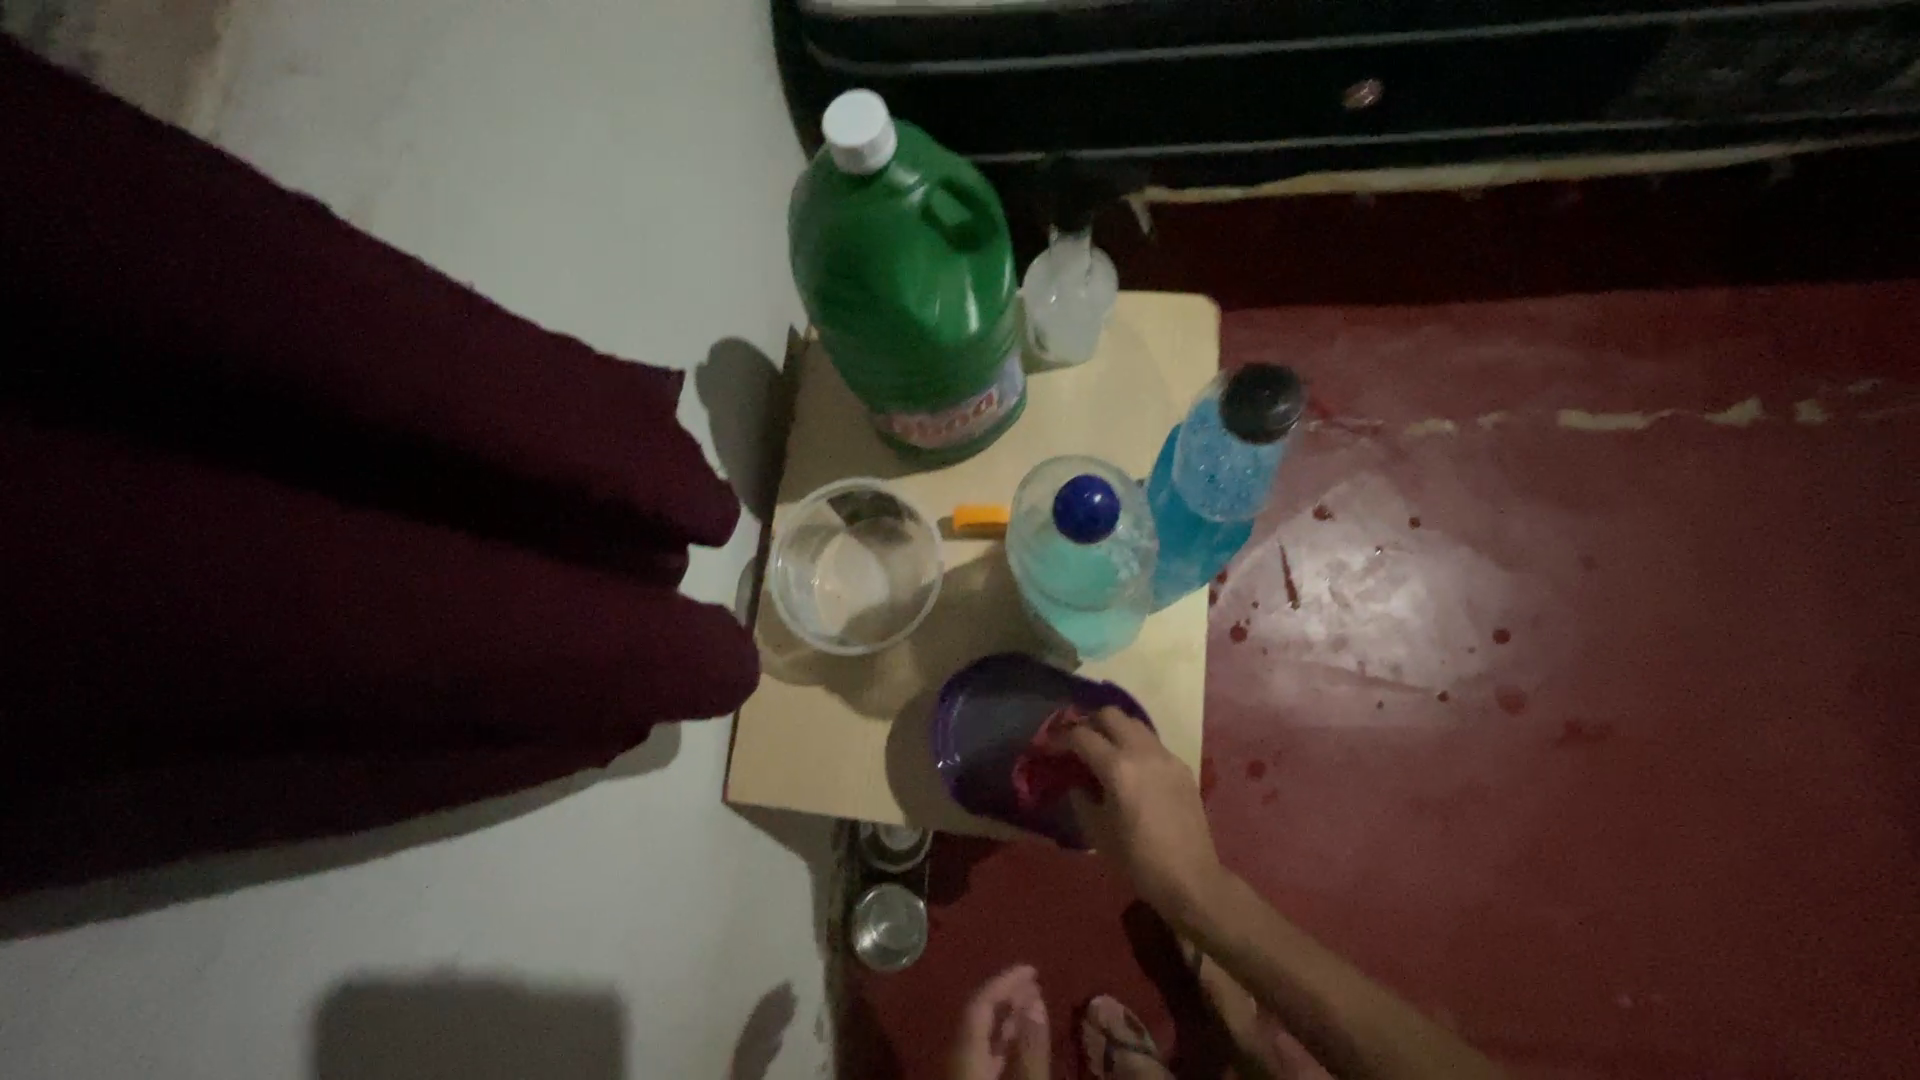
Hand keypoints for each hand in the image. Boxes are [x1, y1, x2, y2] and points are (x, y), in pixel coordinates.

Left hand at [950, 965, 1048, 1079]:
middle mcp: (953, 1058)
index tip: (1032, 970)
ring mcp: (955, 1072)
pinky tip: (1013, 1041)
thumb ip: (1031, 1050)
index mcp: (963, 1055)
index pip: (980, 1003)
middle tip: (1034, 984)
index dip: (1006, 981)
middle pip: (975, 1015)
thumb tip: (1037, 1003)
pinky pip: (977, 1052)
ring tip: (1030, 1006)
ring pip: (976, 1033)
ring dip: (1003, 1018)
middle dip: (1005, 996)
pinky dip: (998, 1041)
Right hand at [1051, 707, 1228, 925]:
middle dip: (1088, 722)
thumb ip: (1080, 798)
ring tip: (1102, 750)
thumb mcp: (1097, 831)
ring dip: (1114, 729)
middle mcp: (1143, 752)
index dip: (1059, 739)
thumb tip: (1074, 782)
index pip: (1081, 736)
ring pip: (1135, 723)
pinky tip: (1130, 768)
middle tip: (1076, 742)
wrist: (1190, 878)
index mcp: (1118, 768)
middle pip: (1110, 714)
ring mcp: (1166, 756)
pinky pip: (1153, 743)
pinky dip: (1135, 745)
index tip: (1047, 748)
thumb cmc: (1137, 860)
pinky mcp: (1182, 767)